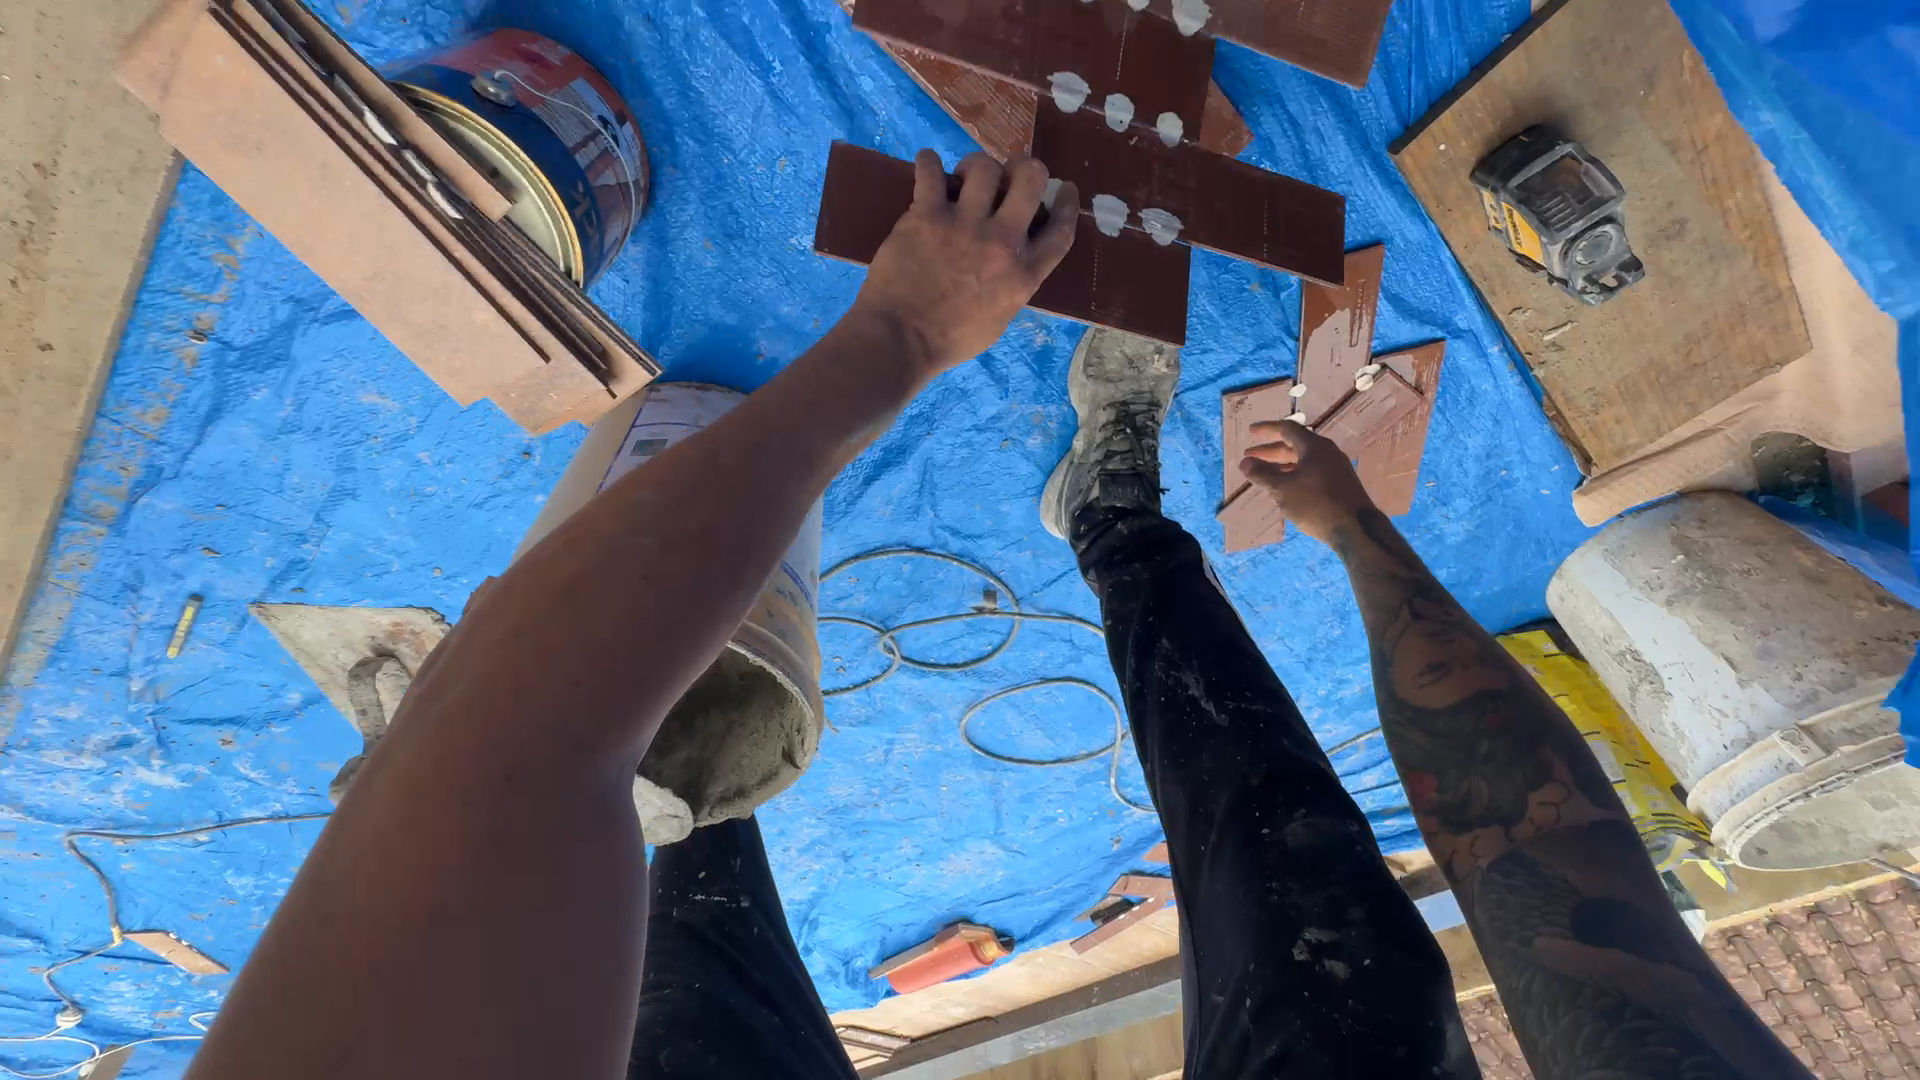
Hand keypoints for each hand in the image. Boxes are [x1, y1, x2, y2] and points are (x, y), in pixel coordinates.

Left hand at [848, 150, 1079, 377]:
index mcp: (1023, 274)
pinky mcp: (926, 214)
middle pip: (1030, 180)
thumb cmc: (949, 341)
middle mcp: (1001, 242)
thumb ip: (1012, 286)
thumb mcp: (998, 320)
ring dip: (975, 166)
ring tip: (962, 178)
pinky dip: (928, 162)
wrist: (901, 340)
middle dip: (1025, 168)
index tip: (1064, 188)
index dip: (1067, 203)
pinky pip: (931, 170)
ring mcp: (964, 224)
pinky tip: (927, 165)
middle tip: (1009, 175)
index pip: (1061, 230)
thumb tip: (1013, 263)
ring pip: (984, 167)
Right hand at [1239, 420, 1375, 544]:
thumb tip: (1245, 462)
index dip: (1267, 429)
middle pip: (1294, 444)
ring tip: (1263, 472)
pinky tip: (1284, 486)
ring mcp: (1335, 467)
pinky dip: (1293, 472)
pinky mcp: (1339, 483)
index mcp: (1314, 447)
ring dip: (1281, 463)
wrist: (1356, 528)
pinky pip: (1311, 470)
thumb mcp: (1282, 489)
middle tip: (1250, 456)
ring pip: (1303, 459)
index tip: (1251, 432)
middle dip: (1270, 450)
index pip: (1287, 429)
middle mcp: (1327, 452)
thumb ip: (1262, 474)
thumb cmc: (1315, 504)